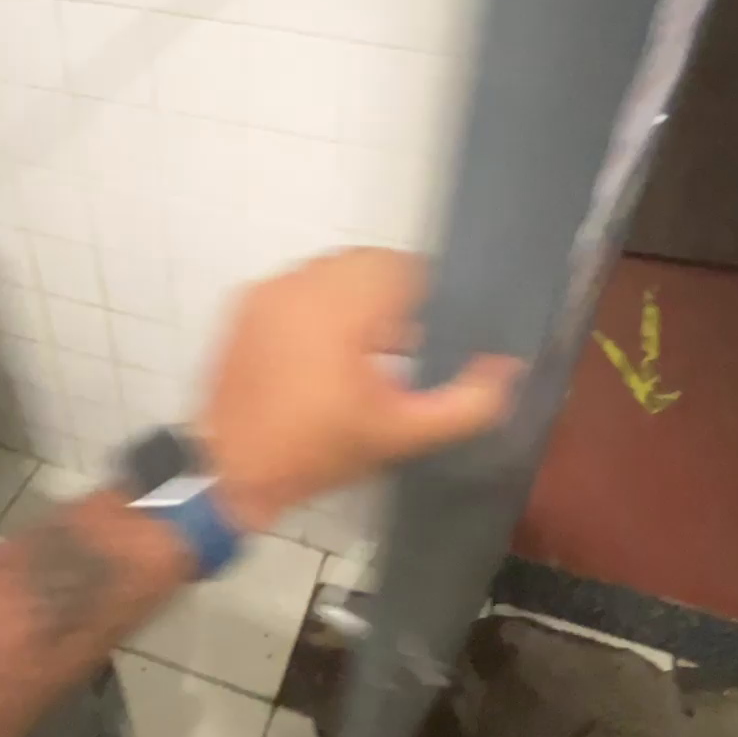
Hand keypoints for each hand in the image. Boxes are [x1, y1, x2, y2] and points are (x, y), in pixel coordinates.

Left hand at [197, 247, 523, 531]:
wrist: (230, 471)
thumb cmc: (317, 452)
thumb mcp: (399, 434)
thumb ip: (464, 403)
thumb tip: (507, 369)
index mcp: (342, 306)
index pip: (403, 268)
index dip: (426, 298)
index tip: (430, 333)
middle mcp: (302, 282)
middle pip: (368, 264)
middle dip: (392, 297)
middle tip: (402, 344)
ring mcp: (267, 289)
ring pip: (332, 271)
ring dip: (356, 297)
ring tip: (364, 348)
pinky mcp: (244, 303)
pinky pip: (298, 284)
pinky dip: (319, 302)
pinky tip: (325, 347)